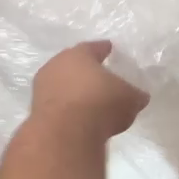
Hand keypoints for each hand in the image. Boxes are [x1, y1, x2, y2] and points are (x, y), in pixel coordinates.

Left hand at [30, 40, 148, 138]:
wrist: (67, 131)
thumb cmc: (102, 103)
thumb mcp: (131, 98)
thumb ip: (135, 94)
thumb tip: (139, 96)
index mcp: (79, 55)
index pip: (94, 48)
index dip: (104, 49)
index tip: (110, 48)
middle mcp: (57, 64)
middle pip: (74, 64)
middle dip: (86, 70)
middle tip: (100, 76)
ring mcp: (43, 86)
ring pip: (63, 82)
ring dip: (75, 89)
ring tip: (90, 99)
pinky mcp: (38, 107)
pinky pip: (59, 101)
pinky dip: (69, 106)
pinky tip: (81, 114)